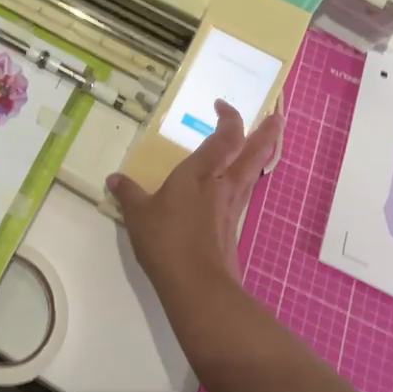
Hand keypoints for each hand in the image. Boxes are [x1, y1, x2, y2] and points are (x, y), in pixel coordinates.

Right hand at [108, 100, 282, 294]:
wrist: (199, 286)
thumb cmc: (167, 241)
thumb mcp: (138, 215)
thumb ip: (129, 194)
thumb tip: (115, 179)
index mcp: (200, 174)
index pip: (224, 137)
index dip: (228, 118)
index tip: (222, 105)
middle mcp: (223, 185)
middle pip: (253, 153)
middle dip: (266, 133)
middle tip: (277, 117)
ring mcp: (231, 208)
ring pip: (253, 174)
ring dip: (261, 156)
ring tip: (264, 144)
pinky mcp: (232, 229)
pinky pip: (243, 195)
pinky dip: (245, 182)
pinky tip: (235, 187)